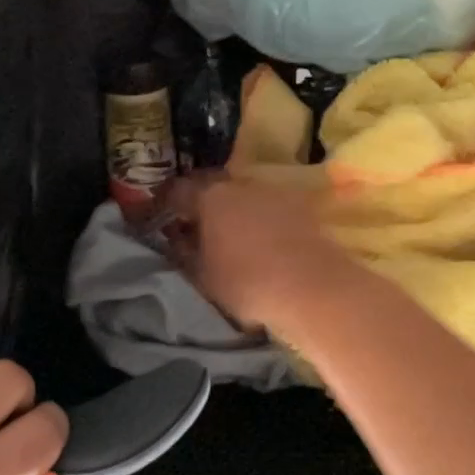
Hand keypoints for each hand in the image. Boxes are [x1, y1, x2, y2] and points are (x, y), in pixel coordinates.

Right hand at [164, 175, 356, 332]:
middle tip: (193, 223)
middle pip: (212, 187)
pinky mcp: (301, 207)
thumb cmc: (247, 283)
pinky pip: (268, 208)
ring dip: (232, 209)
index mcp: (209, 197)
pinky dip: (258, 219)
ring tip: (228, 233)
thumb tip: (175, 236)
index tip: (160, 216)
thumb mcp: (201, 275)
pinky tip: (259, 239)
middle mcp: (240, 185)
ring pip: (242, 196)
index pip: (177, 190)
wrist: (315, 289)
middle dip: (200, 202)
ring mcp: (274, 193)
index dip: (165, 203)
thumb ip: (183, 251)